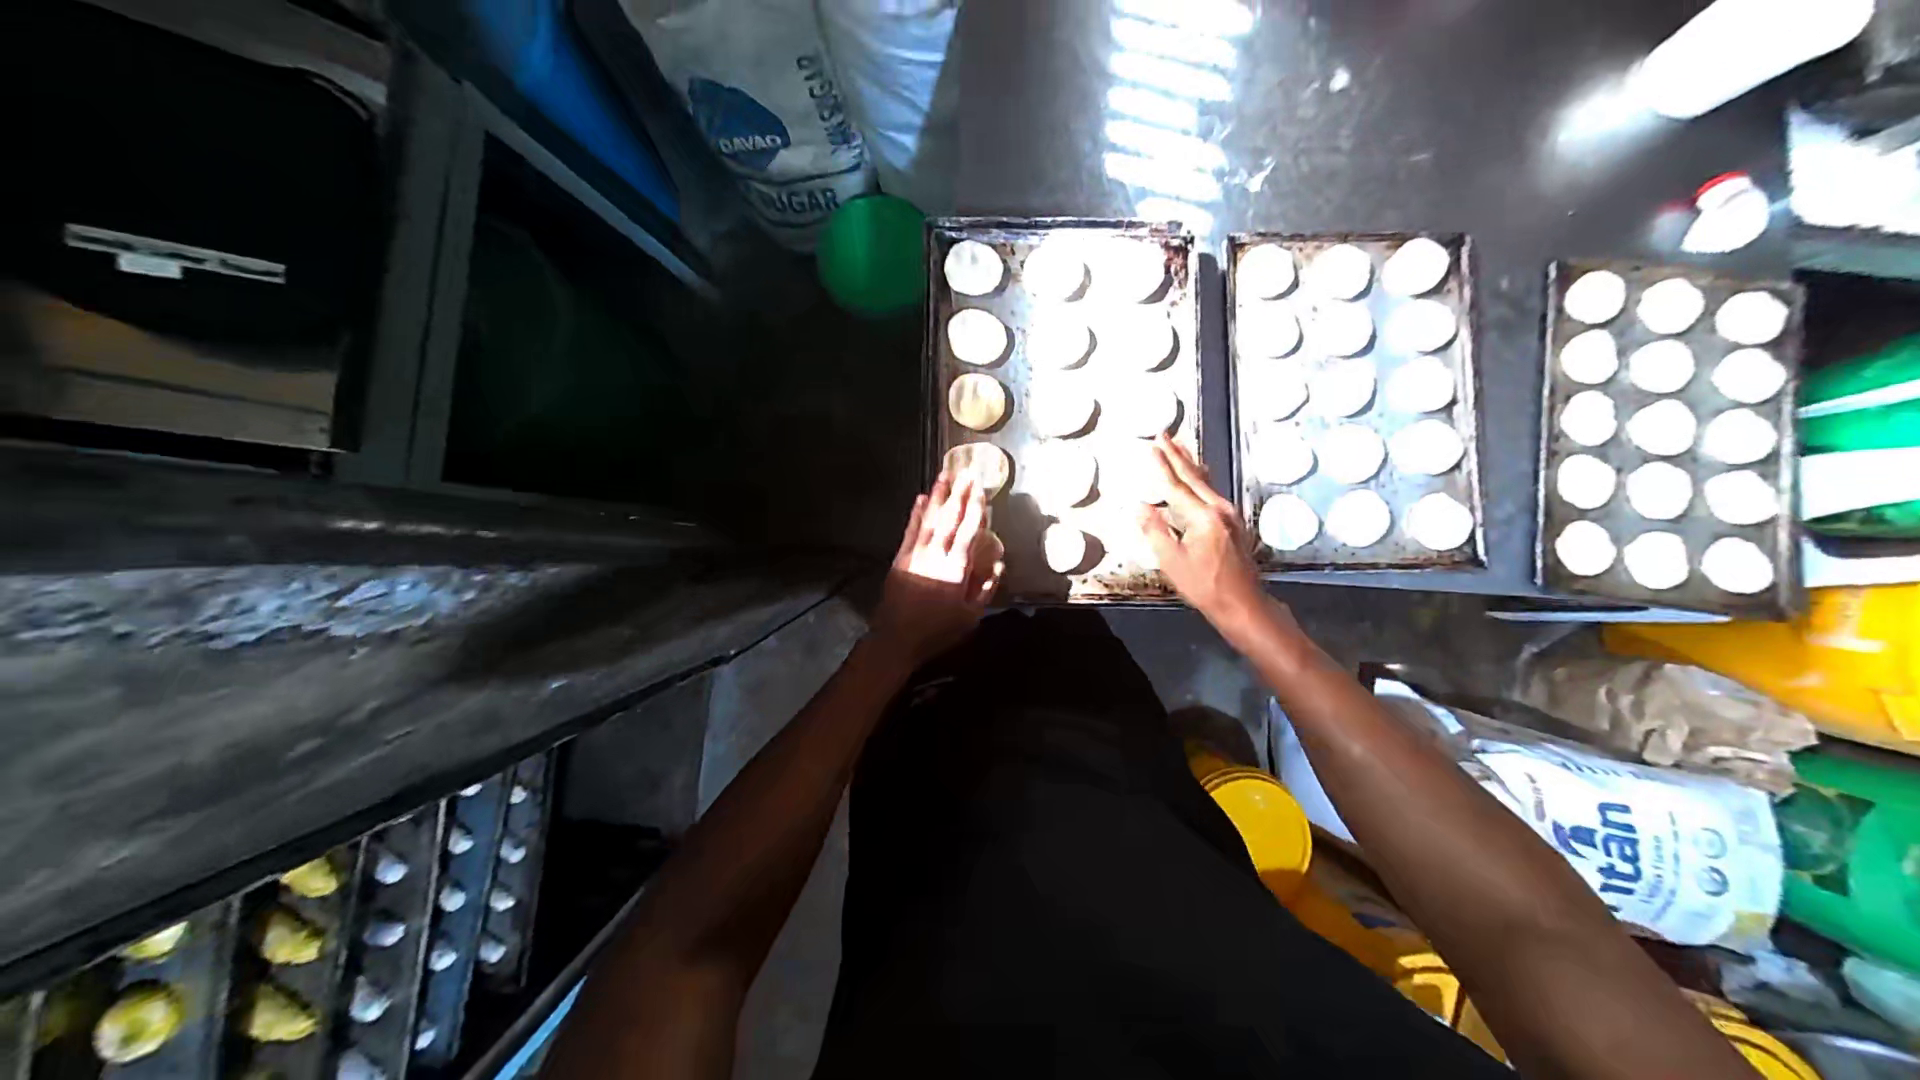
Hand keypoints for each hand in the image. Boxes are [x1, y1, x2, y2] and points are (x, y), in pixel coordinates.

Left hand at [870, 470, 1004, 665]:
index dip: (976, 508)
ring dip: (938, 496)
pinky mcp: (901, 558)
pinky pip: (911, 529)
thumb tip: (998, 563)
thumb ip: (985, 588)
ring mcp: (916, 554)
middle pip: (950, 518)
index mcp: (957, 569)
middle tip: (966, 471)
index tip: (981, 489)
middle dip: (959, 494)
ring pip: (930, 518)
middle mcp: (937, 555)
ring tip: (944, 474)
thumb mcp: (970, 617)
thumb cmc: (938, 631)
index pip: (970, 531)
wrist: (897, 638)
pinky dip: (917, 513)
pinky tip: (922, 498)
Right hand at [1135, 435, 1276, 640]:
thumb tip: (1141, 507)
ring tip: (1179, 446)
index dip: (1162, 466)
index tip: (1152, 446)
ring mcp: (1230, 515)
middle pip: (1194, 476)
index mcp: (1203, 517)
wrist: (1243, 604)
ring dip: (1190, 463)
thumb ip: (1156, 532)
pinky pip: (1213, 492)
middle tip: (1165, 434)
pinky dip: (1200, 479)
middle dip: (1177, 455)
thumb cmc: (1205, 586)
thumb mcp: (1172, 562)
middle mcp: (1220, 509)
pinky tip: (1198, 476)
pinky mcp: (1234, 524)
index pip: (1177, 486)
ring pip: (1206, 482)